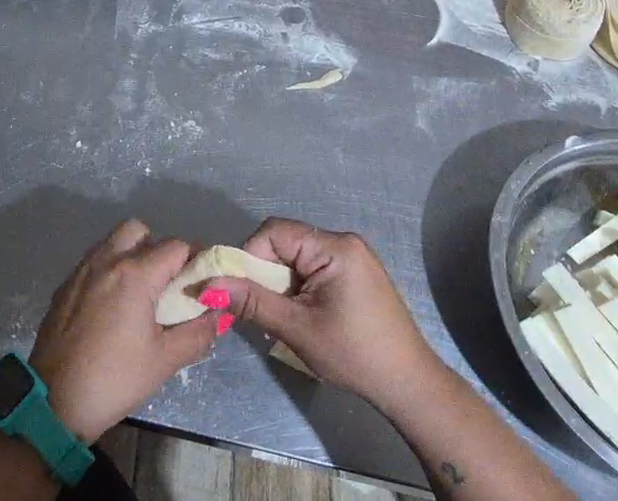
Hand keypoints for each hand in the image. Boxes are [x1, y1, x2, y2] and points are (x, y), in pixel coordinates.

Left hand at [28, 220, 225, 441]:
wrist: (56, 400)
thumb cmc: (116, 378)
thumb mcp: (165, 360)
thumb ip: (198, 331)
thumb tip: (218, 312)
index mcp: (135, 274)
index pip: (176, 246)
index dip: (194, 261)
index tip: (201, 282)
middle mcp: (106, 260)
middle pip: (139, 230)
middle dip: (158, 249)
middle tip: (167, 284)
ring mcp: (81, 270)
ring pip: (112, 241)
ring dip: (132, 254)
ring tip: (141, 293)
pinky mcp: (65, 285)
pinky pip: (93, 261)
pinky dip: (109, 269)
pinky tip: (113, 305)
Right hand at [208, 217, 434, 411]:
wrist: (408, 384)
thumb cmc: (355, 354)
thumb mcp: (297, 328)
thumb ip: (252, 301)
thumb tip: (208, 285)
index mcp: (335, 247)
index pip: (274, 232)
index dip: (250, 256)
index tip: (243, 291)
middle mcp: (344, 242)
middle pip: (284, 242)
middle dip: (265, 273)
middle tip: (262, 309)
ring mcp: (353, 257)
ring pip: (296, 257)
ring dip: (280, 283)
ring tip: (284, 317)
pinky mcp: (355, 274)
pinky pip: (312, 268)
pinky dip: (298, 288)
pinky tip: (302, 315)